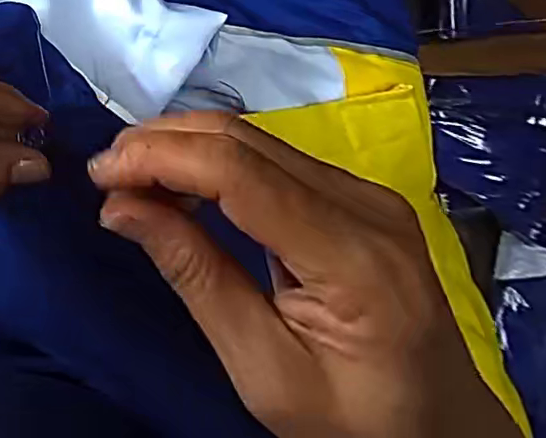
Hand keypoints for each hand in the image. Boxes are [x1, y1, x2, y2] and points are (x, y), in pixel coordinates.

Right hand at [89, 112, 517, 437]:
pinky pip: (272, 154)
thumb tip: (120, 208)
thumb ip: (196, 278)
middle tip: (106, 168)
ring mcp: (366, 188)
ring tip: (132, 170)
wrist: (443, 425)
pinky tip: (183, 178)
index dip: (164, 158)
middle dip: (166, 142)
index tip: (102, 172)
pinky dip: (216, 158)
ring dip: (186, 144)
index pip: (243, 174)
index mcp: (354, 258)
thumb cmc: (355, 422)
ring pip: (256, 137)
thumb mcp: (265, 373)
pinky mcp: (357, 189)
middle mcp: (364, 202)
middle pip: (246, 140)